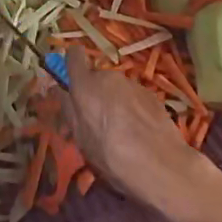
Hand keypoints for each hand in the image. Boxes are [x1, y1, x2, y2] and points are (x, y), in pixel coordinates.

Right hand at [63, 53, 212, 215]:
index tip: (71, 80)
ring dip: (114, 101)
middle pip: (96, 77)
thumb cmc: (112, 155)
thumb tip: (58, 90)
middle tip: (96, 120)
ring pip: (116, 88)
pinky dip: (132, 108)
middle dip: (94, 92)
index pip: (74, 55)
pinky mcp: (151, 94)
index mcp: (85, 85)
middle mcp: (108, 77)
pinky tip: (139, 131)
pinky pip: (133, 96)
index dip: (71, 64)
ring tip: (121, 130)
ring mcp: (132, 83)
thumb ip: (69, 109)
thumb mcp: (81, 138)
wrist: (162, 165)